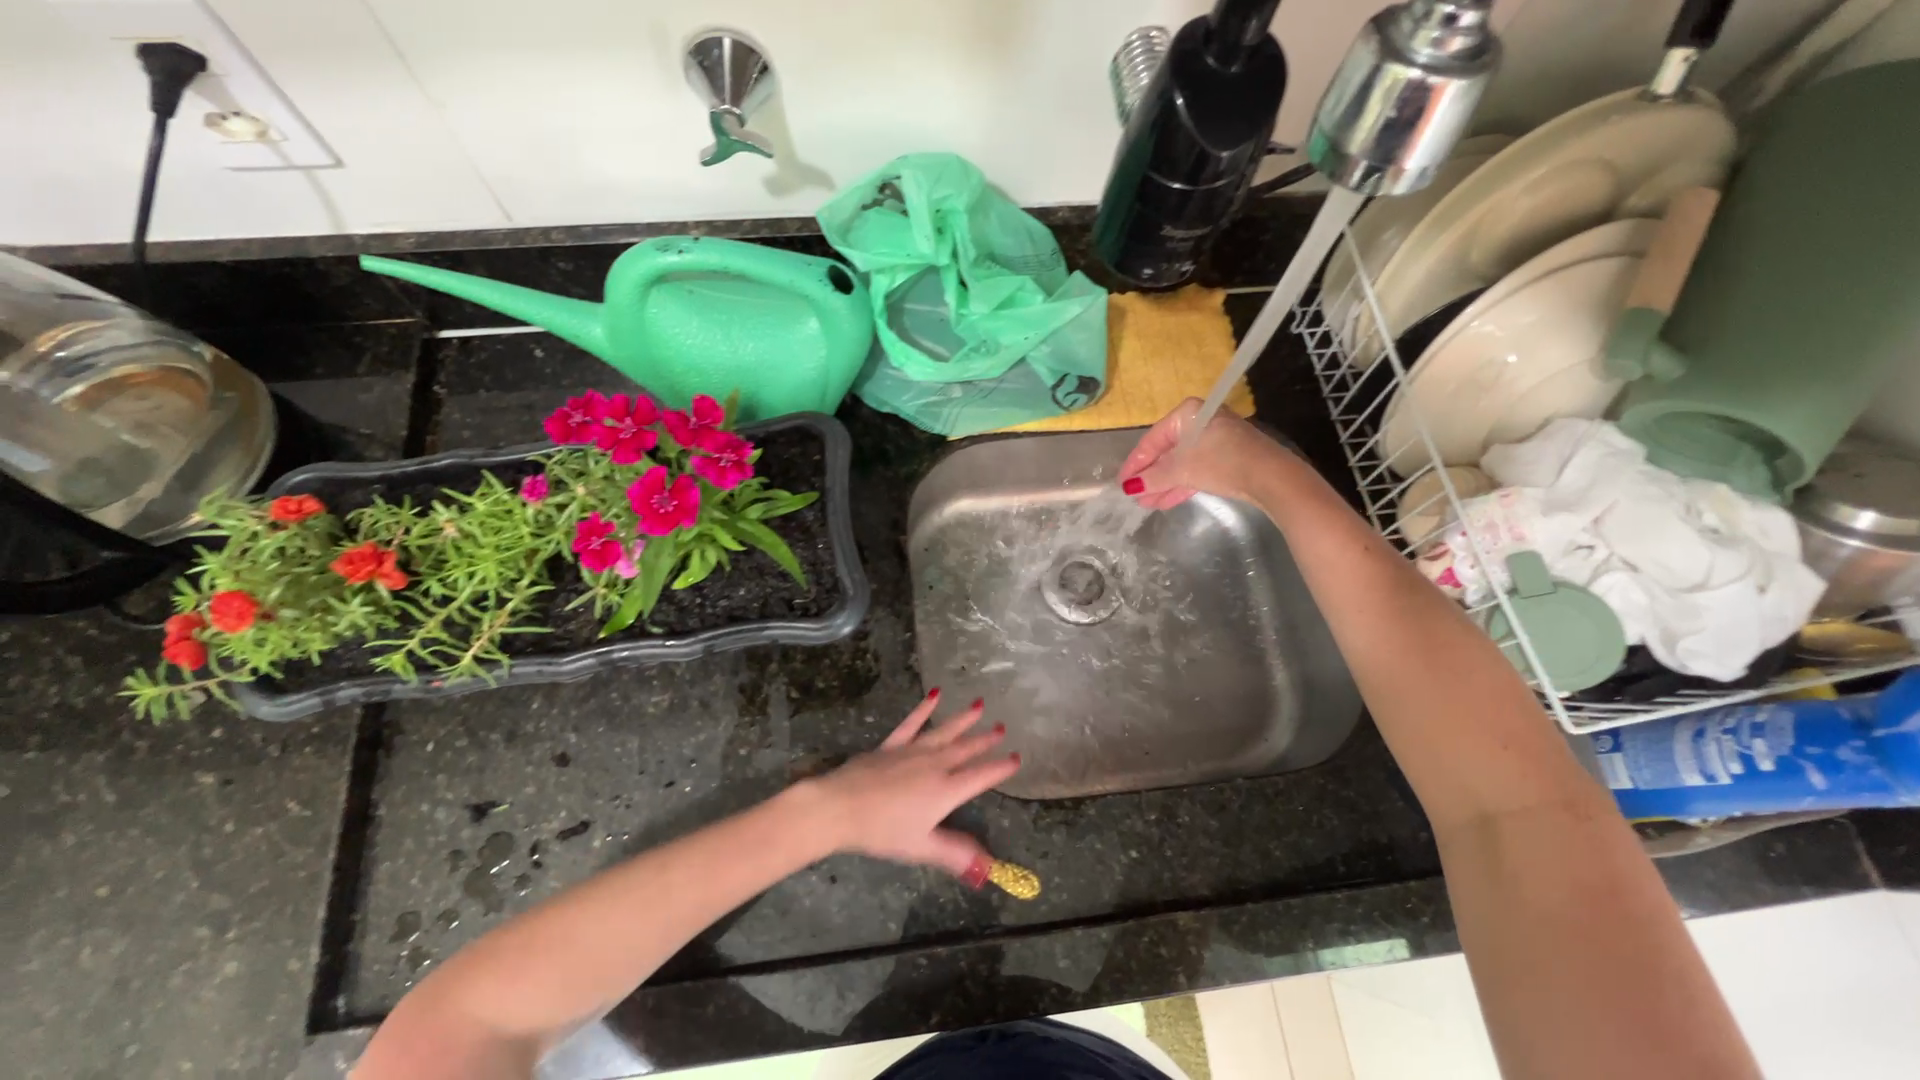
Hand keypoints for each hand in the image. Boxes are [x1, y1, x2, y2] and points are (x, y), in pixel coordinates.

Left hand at [797, 691, 1019, 884]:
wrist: (839, 807)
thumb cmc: (882, 831)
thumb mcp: (922, 847)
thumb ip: (956, 854)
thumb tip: (989, 869)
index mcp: (946, 790)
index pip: (980, 777)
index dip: (1000, 768)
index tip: (1017, 758)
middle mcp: (934, 765)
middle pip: (965, 750)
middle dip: (985, 741)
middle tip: (1002, 728)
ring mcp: (912, 751)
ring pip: (944, 732)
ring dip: (963, 720)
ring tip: (980, 706)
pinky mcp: (891, 745)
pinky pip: (912, 723)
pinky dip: (924, 708)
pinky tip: (935, 693)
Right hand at [1117, 397, 1287, 509]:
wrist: (1270, 476)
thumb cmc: (1220, 462)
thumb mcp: (1180, 470)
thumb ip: (1152, 478)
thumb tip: (1129, 487)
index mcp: (1188, 414)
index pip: (1152, 439)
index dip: (1135, 463)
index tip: (1122, 483)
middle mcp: (1201, 421)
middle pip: (1167, 451)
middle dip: (1150, 476)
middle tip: (1134, 496)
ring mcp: (1216, 439)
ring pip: (1181, 463)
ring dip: (1163, 484)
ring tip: (1147, 504)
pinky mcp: (1227, 457)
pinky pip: (1196, 469)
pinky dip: (1181, 484)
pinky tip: (1166, 501)